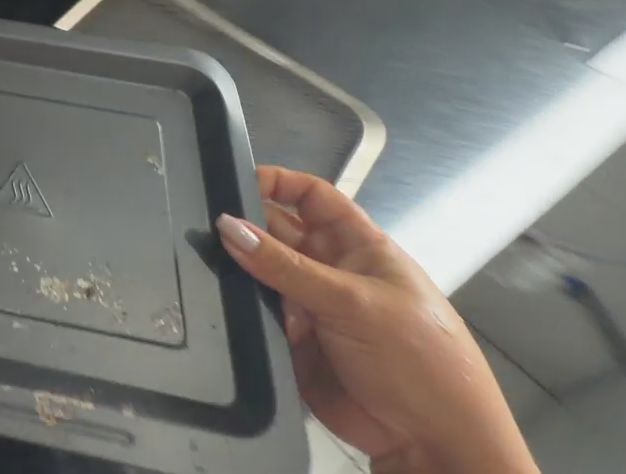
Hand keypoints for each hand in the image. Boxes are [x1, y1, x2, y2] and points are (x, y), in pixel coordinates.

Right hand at [215, 167, 538, 473]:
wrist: (432, 445)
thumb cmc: (416, 359)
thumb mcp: (353, 303)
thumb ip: (284, 265)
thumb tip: (225, 225)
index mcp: (358, 247)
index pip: (312, 196)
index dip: (277, 182)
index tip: (234, 180)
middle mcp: (329, 268)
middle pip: (276, 230)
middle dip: (244, 224)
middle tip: (197, 221)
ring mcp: (307, 303)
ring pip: (259, 269)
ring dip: (234, 264)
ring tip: (193, 254)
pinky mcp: (289, 336)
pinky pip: (253, 308)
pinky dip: (233, 300)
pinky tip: (206, 292)